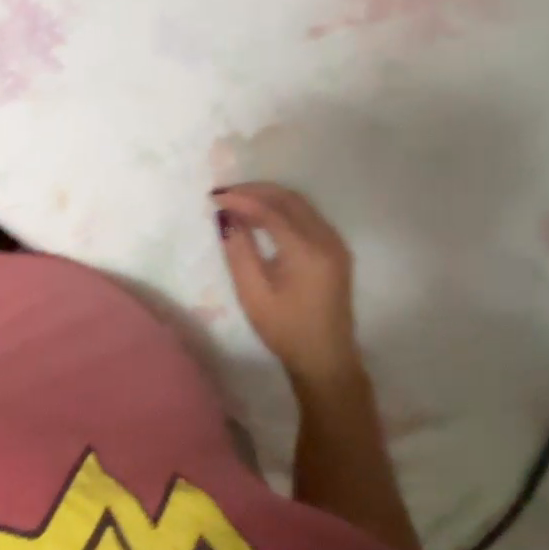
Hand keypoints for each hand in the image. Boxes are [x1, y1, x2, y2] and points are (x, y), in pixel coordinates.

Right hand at [213, 183, 363, 386]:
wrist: (325, 358)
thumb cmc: (285, 329)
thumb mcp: (253, 292)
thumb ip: (239, 249)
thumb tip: (226, 216)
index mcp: (308, 252)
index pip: (272, 211)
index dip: (241, 199)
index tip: (213, 197)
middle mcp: (327, 240)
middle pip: (290, 199)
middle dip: (255, 191)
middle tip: (223, 195)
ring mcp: (335, 244)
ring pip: (300, 205)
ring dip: (268, 198)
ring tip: (237, 202)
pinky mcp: (335, 250)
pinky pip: (307, 217)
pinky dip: (281, 210)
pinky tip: (260, 217)